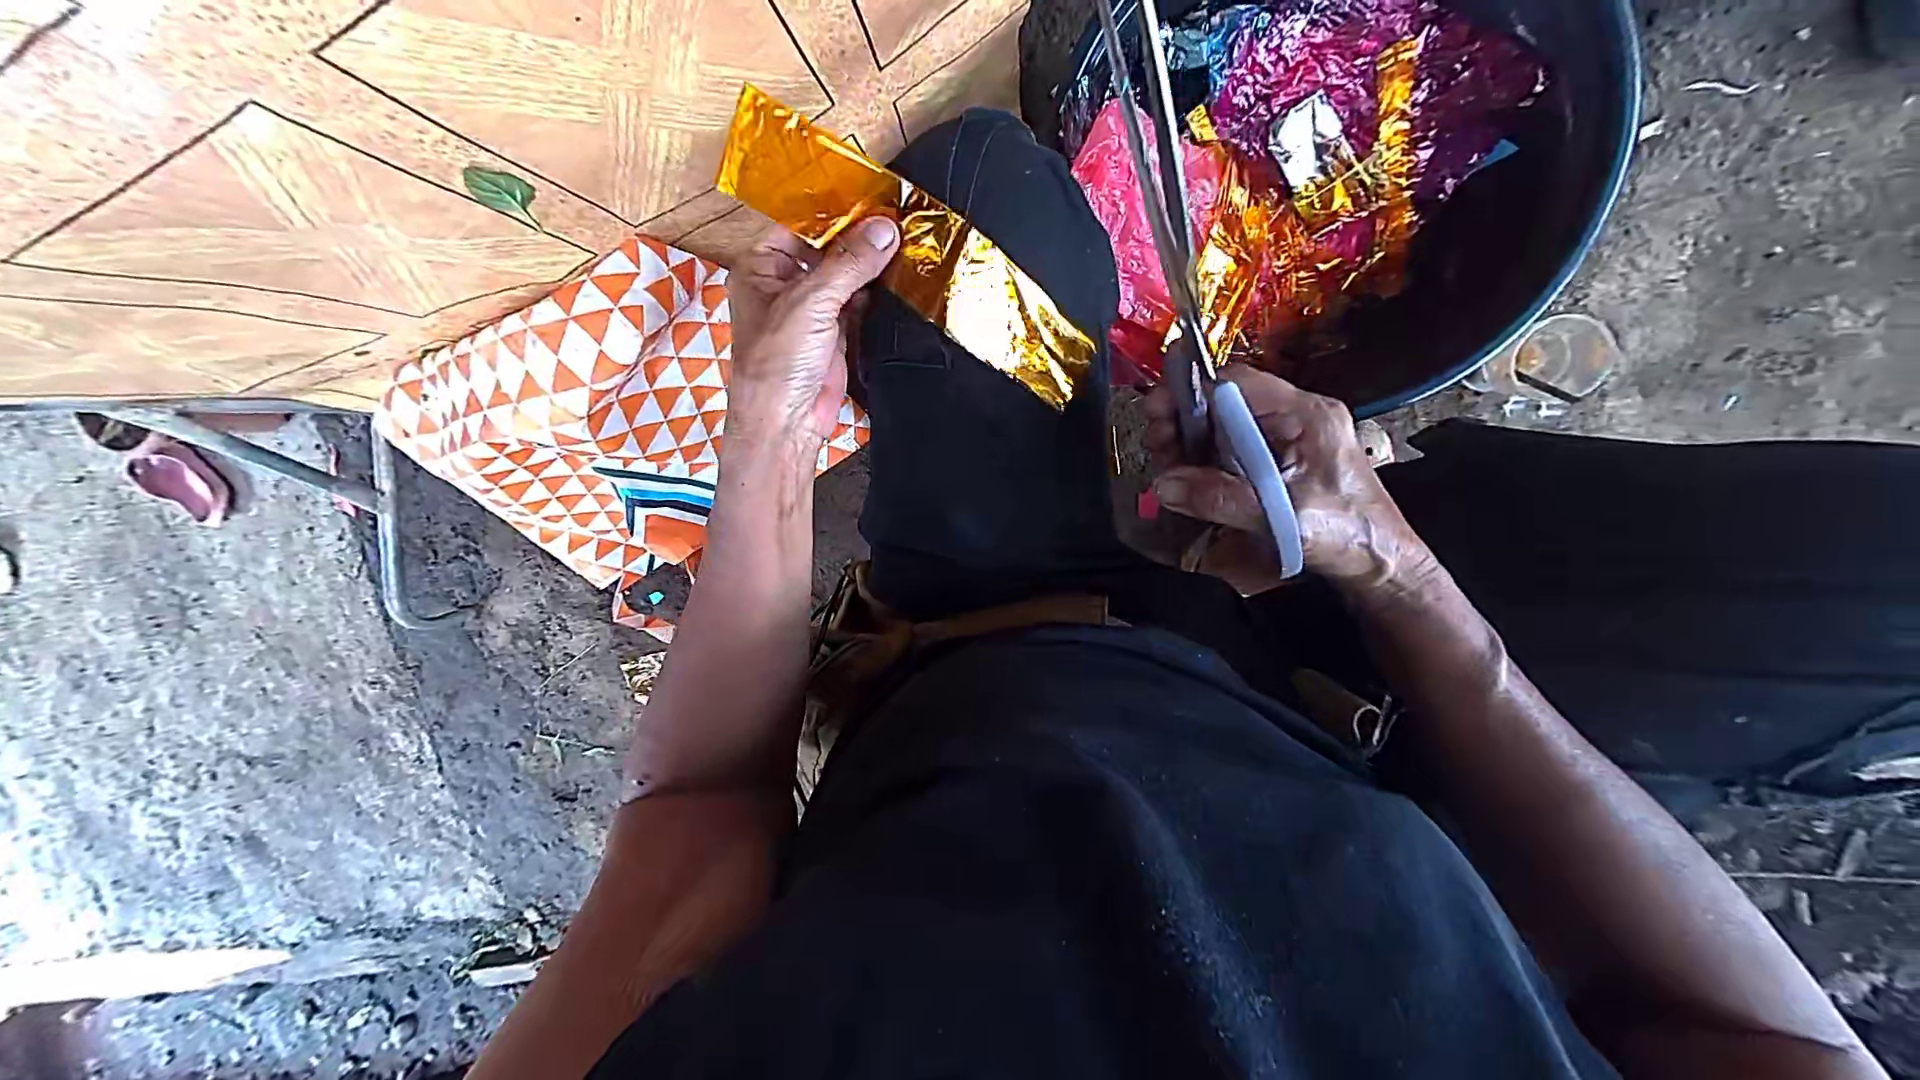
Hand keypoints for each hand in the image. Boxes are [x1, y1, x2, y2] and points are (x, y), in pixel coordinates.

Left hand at [724, 218, 898, 460]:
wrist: (787, 420)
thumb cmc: (776, 362)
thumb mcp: (810, 301)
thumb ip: (849, 263)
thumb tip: (884, 228)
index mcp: (762, 267)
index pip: (801, 226)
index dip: (834, 213)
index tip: (871, 199)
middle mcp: (785, 285)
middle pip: (827, 250)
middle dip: (858, 239)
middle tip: (896, 218)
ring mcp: (812, 310)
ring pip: (845, 277)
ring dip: (870, 266)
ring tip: (904, 241)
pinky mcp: (835, 334)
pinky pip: (858, 303)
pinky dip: (876, 293)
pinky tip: (898, 278)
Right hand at [1144, 364, 1435, 595]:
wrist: (1380, 562)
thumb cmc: (1345, 534)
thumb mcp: (1278, 515)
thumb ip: (1219, 498)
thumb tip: (1165, 484)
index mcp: (1305, 415)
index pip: (1236, 383)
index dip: (1190, 391)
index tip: (1155, 410)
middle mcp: (1296, 416)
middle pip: (1225, 402)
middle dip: (1183, 420)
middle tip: (1156, 446)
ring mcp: (1288, 437)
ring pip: (1225, 426)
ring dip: (1190, 442)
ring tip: (1168, 468)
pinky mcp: (1280, 459)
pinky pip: (1234, 448)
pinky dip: (1206, 460)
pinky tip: (1190, 479)